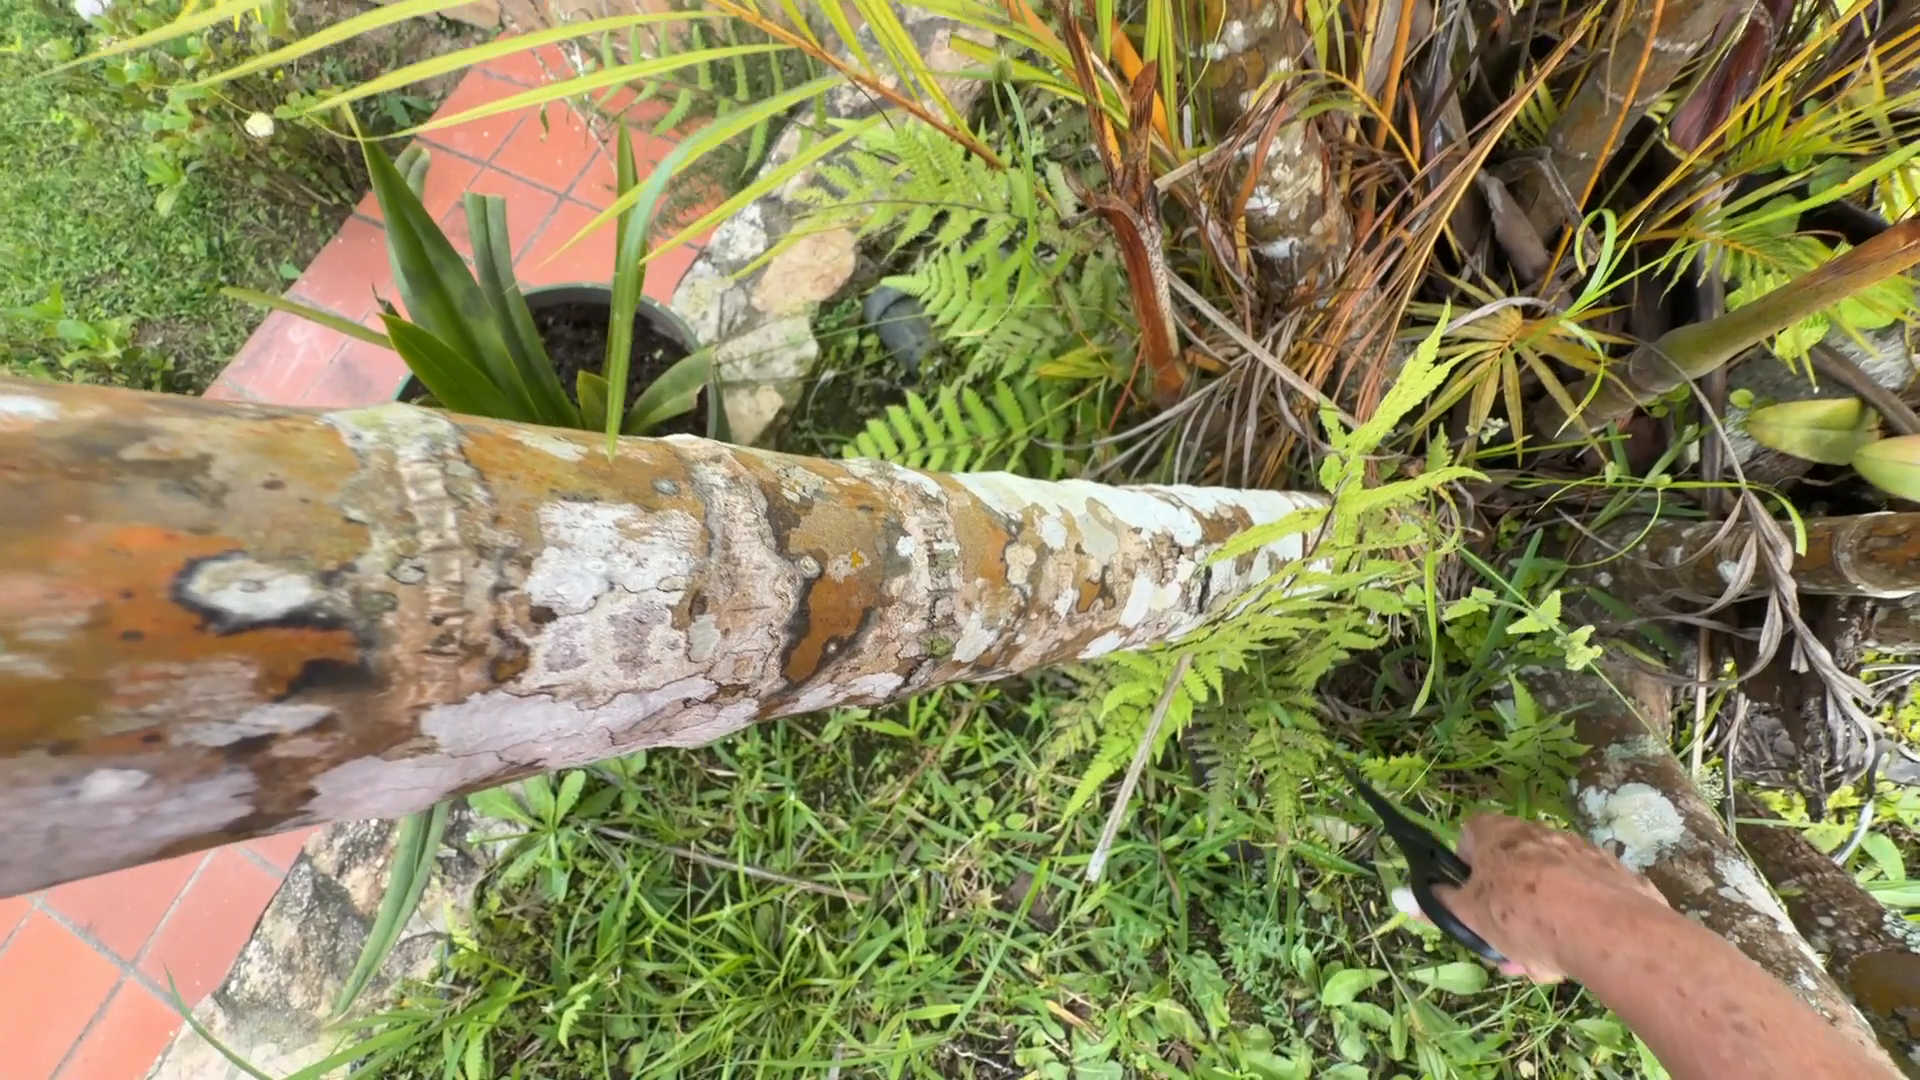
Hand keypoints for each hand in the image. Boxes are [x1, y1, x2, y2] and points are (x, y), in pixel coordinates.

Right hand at [1398, 812, 1670, 983]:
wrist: (1610, 933)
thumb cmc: (1522, 912)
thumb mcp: (1469, 915)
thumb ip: (1437, 905)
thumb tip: (1400, 897)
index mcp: (1496, 832)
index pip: (1469, 836)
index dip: (1466, 868)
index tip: (1471, 898)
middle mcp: (1538, 832)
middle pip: (1513, 867)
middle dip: (1508, 907)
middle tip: (1508, 944)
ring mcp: (1584, 854)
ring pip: (1553, 887)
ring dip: (1545, 919)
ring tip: (1547, 961)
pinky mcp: (1623, 879)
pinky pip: (1592, 899)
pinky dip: (1585, 921)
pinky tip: (1585, 951)